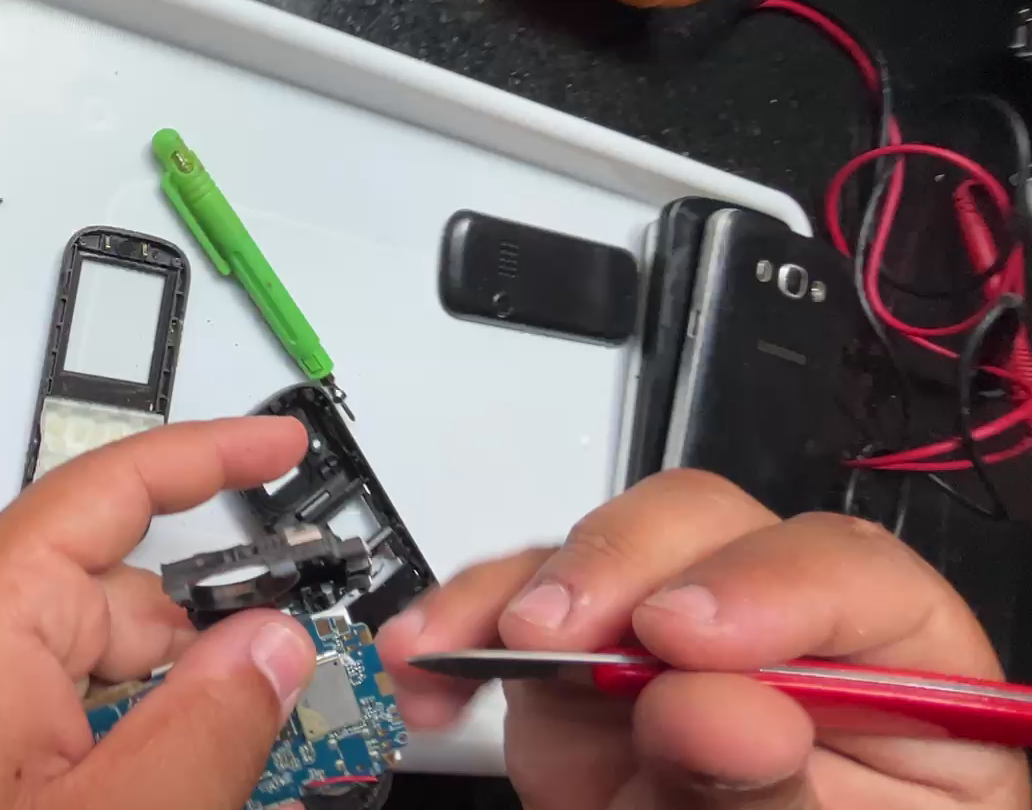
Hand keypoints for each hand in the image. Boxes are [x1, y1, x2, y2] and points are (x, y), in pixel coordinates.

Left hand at [0, 418, 318, 809]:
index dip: (215, 453)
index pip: (124, 483)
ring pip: (88, 641)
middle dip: (194, 643)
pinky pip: (43, 673)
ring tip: (160, 784)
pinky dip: (95, 717)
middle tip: (260, 710)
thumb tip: (273, 645)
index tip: (278, 443)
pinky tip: (111, 784)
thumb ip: (201, 732)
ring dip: (144, 700)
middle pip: (121, 586)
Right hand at [377, 468, 1031, 808]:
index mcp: (887, 674)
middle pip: (688, 523)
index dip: (762, 583)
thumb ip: (776, 795)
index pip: (842, 571)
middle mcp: (757, 620)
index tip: (682, 637)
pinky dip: (449, 628)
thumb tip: (714, 709)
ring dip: (493, 596)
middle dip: (602, 568)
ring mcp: (644, 620)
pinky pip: (493, 598)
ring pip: (569, 549)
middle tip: (543, 637)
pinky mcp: (560, 639)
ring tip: (444, 653)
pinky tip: (419, 666)